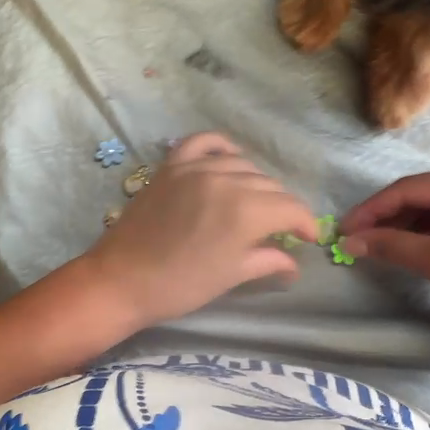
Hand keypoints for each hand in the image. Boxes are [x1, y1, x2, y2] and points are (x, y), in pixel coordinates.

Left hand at [83, 132, 316, 327]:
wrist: (121, 280)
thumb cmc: (179, 286)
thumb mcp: (230, 276)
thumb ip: (267, 260)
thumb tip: (294, 262)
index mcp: (245, 211)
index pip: (291, 208)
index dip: (305, 224)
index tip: (308, 240)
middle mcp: (224, 180)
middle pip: (269, 186)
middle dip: (281, 208)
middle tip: (279, 230)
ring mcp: (194, 169)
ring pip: (242, 165)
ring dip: (255, 184)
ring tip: (253, 204)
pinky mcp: (169, 167)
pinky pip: (201, 143)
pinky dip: (220, 147)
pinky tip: (228, 159)